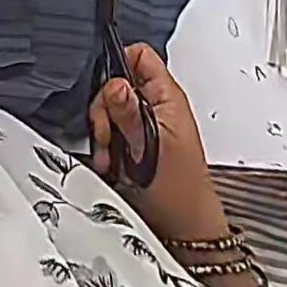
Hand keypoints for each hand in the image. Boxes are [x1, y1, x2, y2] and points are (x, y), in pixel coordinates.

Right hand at [89, 44, 229, 241]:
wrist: (184, 230)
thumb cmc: (179, 192)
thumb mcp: (150, 145)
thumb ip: (129, 111)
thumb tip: (114, 83)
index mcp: (167, 96)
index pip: (140, 55)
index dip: (120, 64)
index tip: (108, 92)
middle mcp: (156, 105)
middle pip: (117, 82)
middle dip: (105, 108)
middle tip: (108, 132)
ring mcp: (145, 123)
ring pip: (110, 108)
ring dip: (103, 130)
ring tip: (111, 153)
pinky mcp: (134, 141)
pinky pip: (110, 130)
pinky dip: (105, 145)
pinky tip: (110, 161)